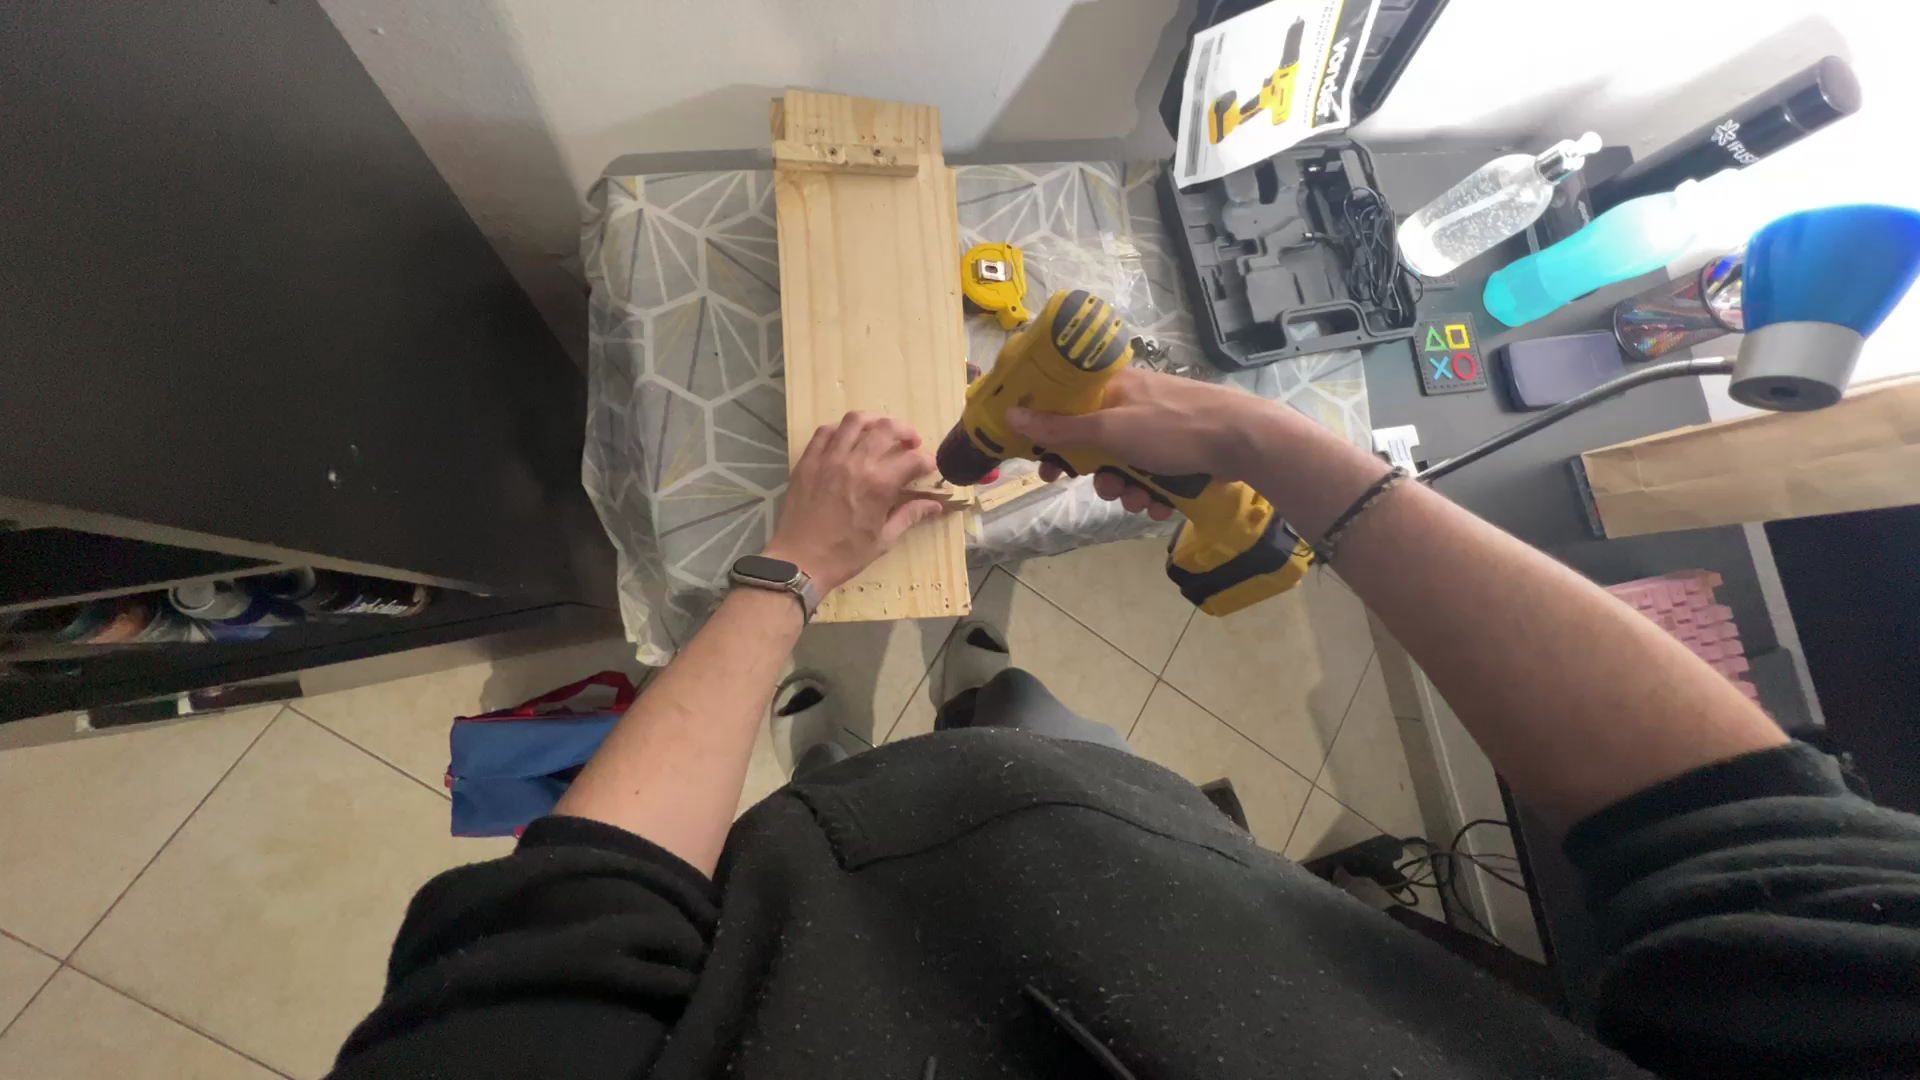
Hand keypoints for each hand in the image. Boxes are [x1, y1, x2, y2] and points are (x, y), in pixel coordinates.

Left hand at [765, 412, 946, 593]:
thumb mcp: (884, 539)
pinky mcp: (808, 461)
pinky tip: (847, 438)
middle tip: (911, 442)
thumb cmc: (845, 555)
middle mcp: (856, 463)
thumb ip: (909, 515)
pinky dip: (841, 429)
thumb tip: (935, 506)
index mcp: (879, 485)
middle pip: (886, 429)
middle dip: (905, 431)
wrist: (799, 561)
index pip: (912, 461)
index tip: (929, 467)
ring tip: (880, 430)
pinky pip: (825, 432)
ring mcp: (829, 458)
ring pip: (855, 421)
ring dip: (874, 421)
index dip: (926, 462)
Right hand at [1005, 368, 1267, 520]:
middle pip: (1095, 445)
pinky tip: (1161, 503)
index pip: (1067, 408)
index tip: (1047, 467)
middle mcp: (1132, 405)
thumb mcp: (1110, 430)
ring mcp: (1157, 429)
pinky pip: (1150, 477)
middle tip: (1104, 487)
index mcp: (1113, 387)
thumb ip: (1060, 429)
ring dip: (1126, 490)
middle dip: (1099, 475)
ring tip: (1141, 499)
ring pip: (1123, 467)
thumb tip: (1011, 416)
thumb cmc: (1172, 428)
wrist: (1244, 442)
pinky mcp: (1178, 452)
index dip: (1053, 439)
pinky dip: (1152, 494)